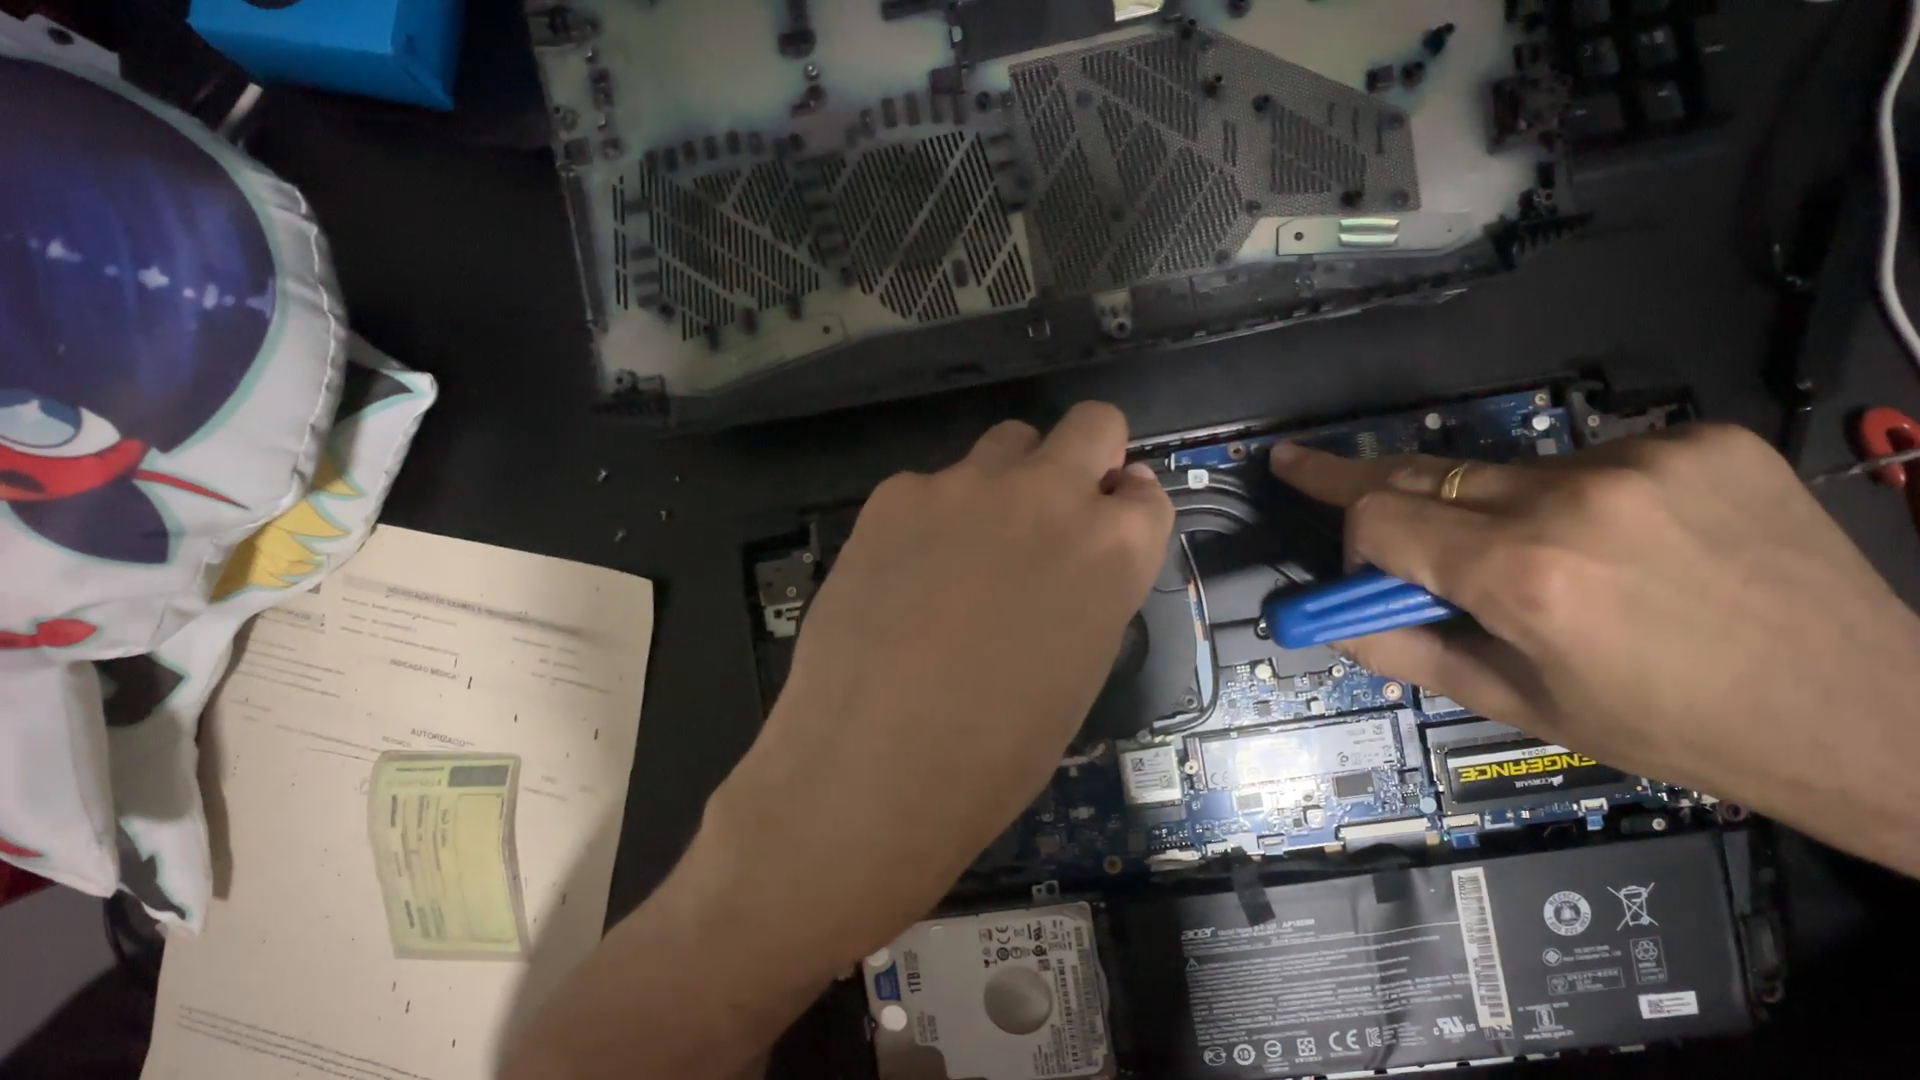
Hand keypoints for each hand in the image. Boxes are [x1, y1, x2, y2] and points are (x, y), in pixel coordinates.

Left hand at [708, 402, 1173, 953]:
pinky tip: (902, 576)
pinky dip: (929, 518)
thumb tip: (1078, 562)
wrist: (873, 767)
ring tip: (968, 549)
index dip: (1127, 507)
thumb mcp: (1077, 672)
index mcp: (1112, 552)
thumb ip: (1089, 595)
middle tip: (1054, 510)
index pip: (1148, 492)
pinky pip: (928, 487)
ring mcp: (965, 486)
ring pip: (1006, 444)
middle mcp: (1048, 497)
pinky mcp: (893, 496)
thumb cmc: (995, 752)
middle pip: (1091, 424)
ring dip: (1007, 480)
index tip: (1108, 526)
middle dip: (1086, 456)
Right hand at [1270, 423, 1919, 874]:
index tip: (1307, 496)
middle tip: (1310, 464)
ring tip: (1551, 559)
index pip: (1378, 514)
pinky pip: (1591, 458)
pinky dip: (1578, 495)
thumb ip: (1407, 652)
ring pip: (1508, 469)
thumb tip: (1332, 619)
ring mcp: (1645, 458)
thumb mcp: (1521, 705)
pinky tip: (1625, 539)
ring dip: (1494, 506)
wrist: (1866, 711)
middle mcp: (1574, 500)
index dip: (1342, 526)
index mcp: (1525, 577)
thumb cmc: (1673, 727)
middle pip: (1425, 469)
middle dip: (1363, 477)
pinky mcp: (1702, 439)